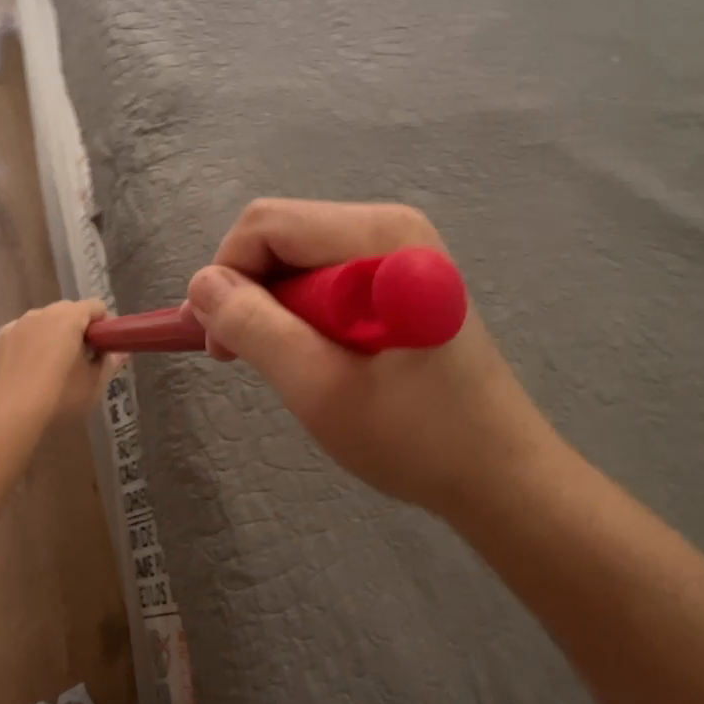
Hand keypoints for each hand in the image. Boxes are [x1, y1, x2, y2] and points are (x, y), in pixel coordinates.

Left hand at [0, 300, 125, 424]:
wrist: (7, 414)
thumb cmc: (58, 397)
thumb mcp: (93, 385)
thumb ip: (109, 363)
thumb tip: (120, 352)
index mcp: (68, 318)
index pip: (95, 306)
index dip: (103, 325)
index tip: (104, 348)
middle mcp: (40, 314)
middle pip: (66, 311)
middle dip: (76, 329)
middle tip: (80, 359)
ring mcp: (14, 326)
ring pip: (39, 323)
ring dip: (49, 336)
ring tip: (49, 368)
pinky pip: (17, 337)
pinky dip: (25, 348)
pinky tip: (24, 373)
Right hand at [184, 199, 555, 512]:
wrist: (502, 479)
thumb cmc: (415, 437)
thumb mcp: (318, 386)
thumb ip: (252, 325)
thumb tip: (201, 284)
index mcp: (378, 238)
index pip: (266, 225)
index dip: (226, 275)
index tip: (218, 342)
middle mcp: (390, 226)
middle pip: (282, 236)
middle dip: (248, 293)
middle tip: (242, 360)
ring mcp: (400, 249)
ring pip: (298, 258)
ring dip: (274, 309)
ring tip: (285, 367)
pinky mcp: (402, 276)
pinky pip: (325, 275)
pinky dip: (302, 313)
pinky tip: (316, 358)